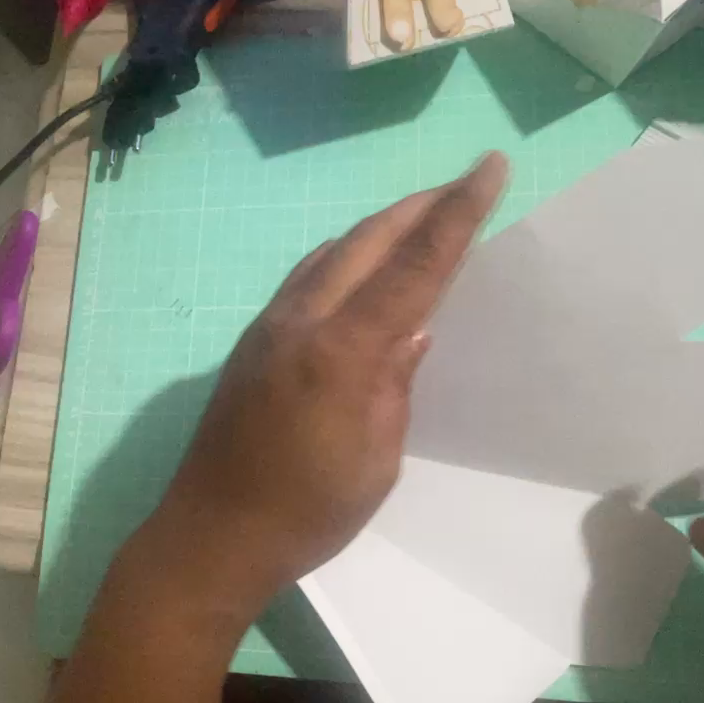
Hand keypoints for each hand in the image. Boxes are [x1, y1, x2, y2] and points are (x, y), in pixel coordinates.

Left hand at [140, 154, 508, 617]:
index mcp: (342, 352)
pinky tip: (358, 270)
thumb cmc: (306, 514)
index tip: (491, 166)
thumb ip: (395, 386)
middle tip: (462, 187)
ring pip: (330, 253)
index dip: (457, 215)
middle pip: (366, 241)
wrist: (212, 536)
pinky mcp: (249, 343)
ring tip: (418, 222)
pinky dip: (342, 259)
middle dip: (419, 207)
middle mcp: (300, 322)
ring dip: (378, 230)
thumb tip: (413, 331)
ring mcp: (266, 328)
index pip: (413, 267)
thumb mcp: (375, 461)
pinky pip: (305, 279)